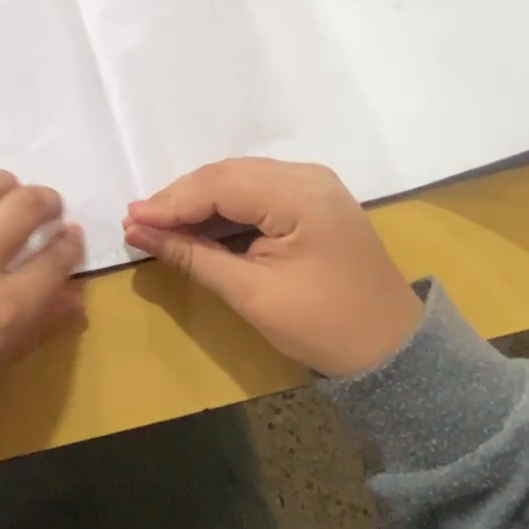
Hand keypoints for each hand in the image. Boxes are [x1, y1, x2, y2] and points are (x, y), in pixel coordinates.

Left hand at [0, 169, 85, 432]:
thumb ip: (34, 329)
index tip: (71, 236)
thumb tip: (72, 300)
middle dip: (44, 201)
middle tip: (46, 205)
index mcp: (5, 309)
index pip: (55, 260)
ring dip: (1, 182)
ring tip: (6, 186)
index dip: (70, 244)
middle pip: (23, 209)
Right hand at [122, 158, 420, 377]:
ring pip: (238, 179)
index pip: (220, 185)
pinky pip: (256, 191)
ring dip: (199, 201)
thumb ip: (193, 255)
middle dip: (181, 198)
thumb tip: (138, 231)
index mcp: (300, 195)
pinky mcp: (312, 200)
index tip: (131, 219)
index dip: (172, 202)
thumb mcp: (251, 293)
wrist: (396, 354)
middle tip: (139, 221)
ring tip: (159, 223)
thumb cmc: (325, 327)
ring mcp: (313, 185)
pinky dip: (224, 207)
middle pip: (227, 175)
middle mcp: (307, 176)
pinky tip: (197, 224)